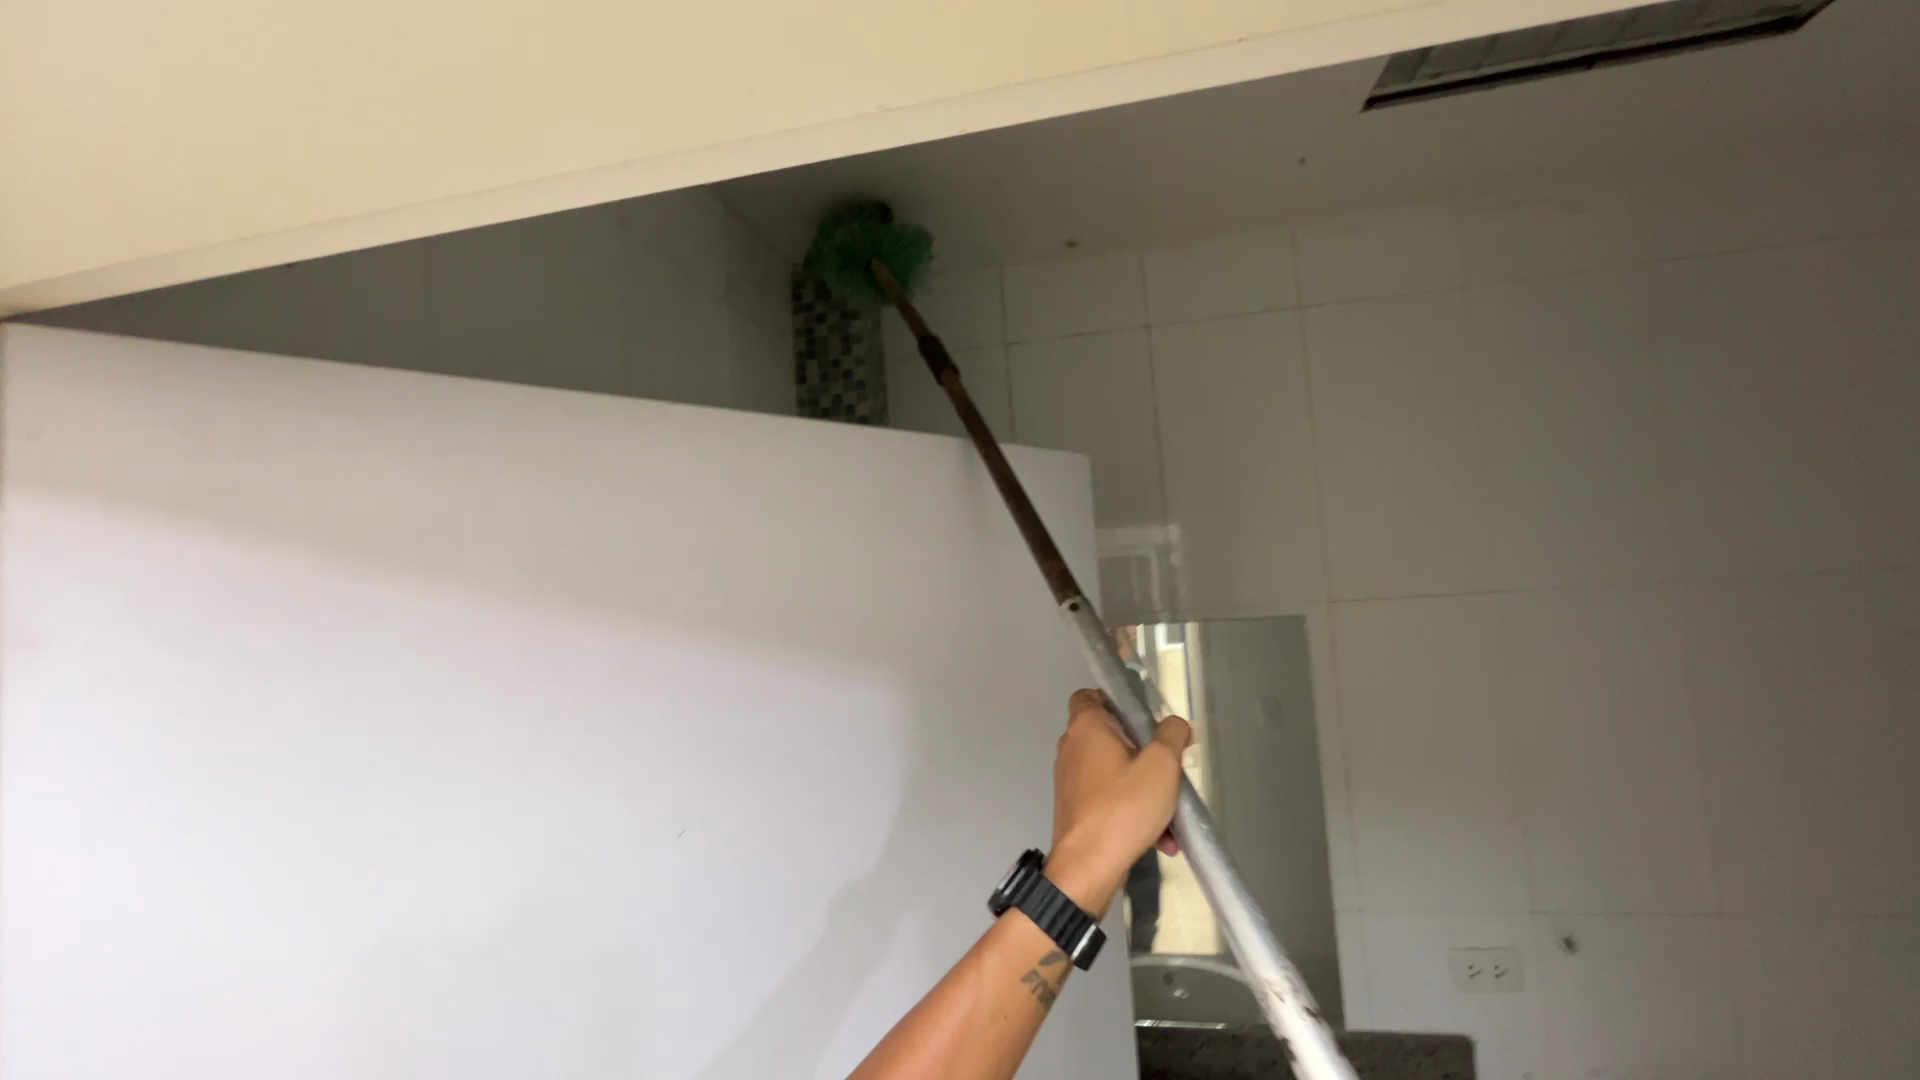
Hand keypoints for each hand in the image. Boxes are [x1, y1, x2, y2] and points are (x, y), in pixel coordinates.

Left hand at [1044, 689, 1191, 913]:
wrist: (1088, 867)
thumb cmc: (1123, 807)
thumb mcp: (1161, 766)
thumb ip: (1172, 736)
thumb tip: (1174, 724)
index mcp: (1086, 727)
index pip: (1089, 695)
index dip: (1115, 699)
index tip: (1144, 718)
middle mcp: (1072, 748)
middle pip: (1110, 736)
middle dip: (1144, 752)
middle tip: (1167, 767)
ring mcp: (1071, 780)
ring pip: (1115, 772)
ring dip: (1145, 789)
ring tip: (1172, 815)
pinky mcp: (1076, 808)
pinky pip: (1110, 798)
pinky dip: (1133, 810)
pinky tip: (1162, 838)